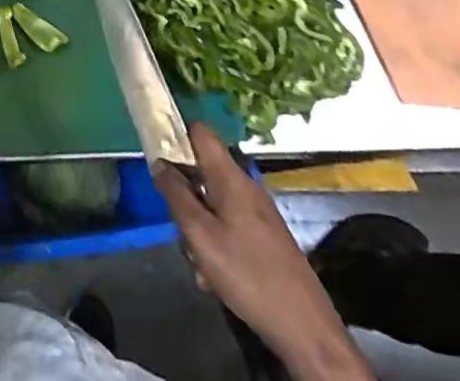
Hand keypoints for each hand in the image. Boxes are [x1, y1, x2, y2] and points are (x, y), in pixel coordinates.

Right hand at [154, 123, 373, 380]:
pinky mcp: (264, 236)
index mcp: (231, 179)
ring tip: (196, 259)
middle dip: (183, 192)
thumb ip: (176, 195)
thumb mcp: (199, 234)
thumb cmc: (247, 273)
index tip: (155, 151)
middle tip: (176, 222)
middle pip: (203, 171)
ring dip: (197, 224)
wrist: (304, 326)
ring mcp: (258, 212)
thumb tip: (159, 162)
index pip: (201, 133)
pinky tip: (212, 274)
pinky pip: (227, 224)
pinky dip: (214, 241)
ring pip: (213, 202)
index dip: (176, 133)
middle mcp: (246, 188)